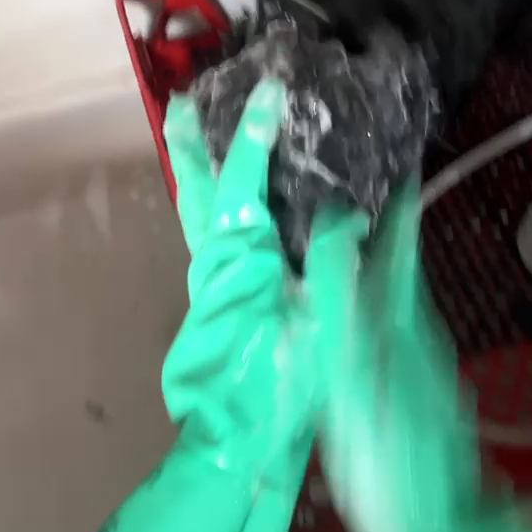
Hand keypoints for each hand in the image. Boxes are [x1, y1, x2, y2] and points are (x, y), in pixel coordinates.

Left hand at [83, 80, 362, 531]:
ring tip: (187, 124)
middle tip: (183, 97)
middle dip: (188, 139)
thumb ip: (334, 266)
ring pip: (195, 202)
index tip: (267, 90)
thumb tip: (349, 214)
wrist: (235, 442)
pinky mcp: (212, 290)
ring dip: (192, 162)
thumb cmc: (279, 385)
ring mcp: (208, 272)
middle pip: (196, 183)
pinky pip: (205, 226)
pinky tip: (217, 187)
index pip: (243, 179)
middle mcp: (215, 255)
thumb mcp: (321, 327)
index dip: (255, 131)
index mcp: (242, 256)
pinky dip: (207, 194)